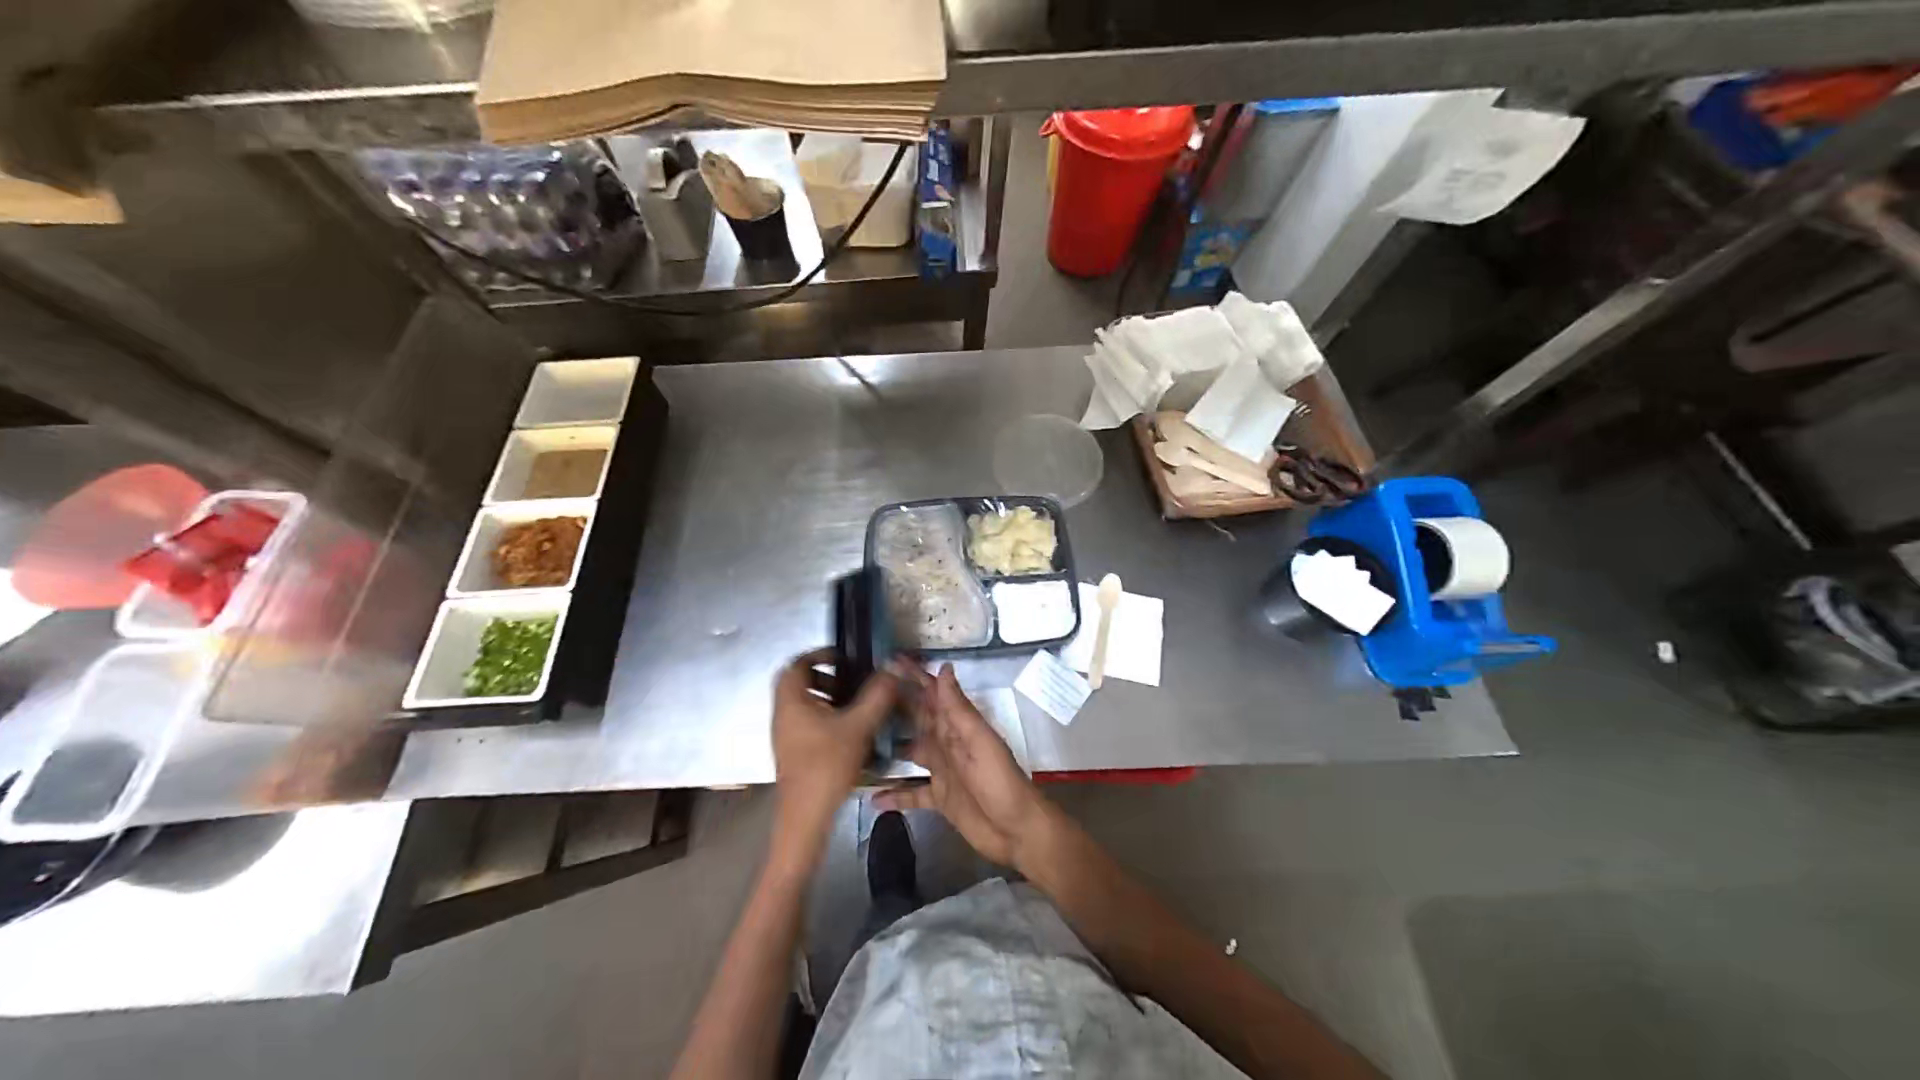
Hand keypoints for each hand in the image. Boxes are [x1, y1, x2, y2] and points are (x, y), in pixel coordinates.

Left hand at [771, 649, 898, 846]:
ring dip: (827, 698)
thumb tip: (893, 668)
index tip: (843, 657)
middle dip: (826, 677)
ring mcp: (784, 735)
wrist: (806, 816)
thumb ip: (878, 695)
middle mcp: (782, 714)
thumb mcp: (859, 726)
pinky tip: (849, 732)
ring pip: (803, 704)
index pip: (797, 663)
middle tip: (850, 682)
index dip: (819, 654)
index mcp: (791, 701)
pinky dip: (825, 718)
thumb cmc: (827, 766)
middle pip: (798, 683)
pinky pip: (806, 722)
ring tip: (855, 707)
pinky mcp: (792, 752)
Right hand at [878, 664, 1052, 867]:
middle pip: (917, 719)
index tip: (888, 662)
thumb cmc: (999, 781)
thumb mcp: (979, 742)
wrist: (1016, 830)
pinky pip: (912, 794)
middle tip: (862, 696)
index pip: (933, 694)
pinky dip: (894, 795)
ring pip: (909, 753)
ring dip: (887, 747)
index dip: (914, 677)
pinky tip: (872, 798)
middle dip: (894, 706)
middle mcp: (947, 745)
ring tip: (857, 742)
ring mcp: (942, 772)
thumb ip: (958, 709)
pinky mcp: (940, 799)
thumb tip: (944, 668)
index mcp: (957, 728)